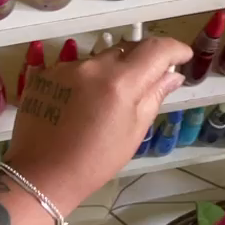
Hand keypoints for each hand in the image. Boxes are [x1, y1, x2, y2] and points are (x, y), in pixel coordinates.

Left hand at [5, 37, 190, 208]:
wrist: (42, 175)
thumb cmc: (94, 161)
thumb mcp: (133, 132)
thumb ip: (153, 96)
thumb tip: (172, 74)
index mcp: (120, 82)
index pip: (156, 49)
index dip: (174, 48)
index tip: (182, 55)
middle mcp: (92, 66)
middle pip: (125, 50)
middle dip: (139, 62)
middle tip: (143, 83)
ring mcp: (63, 68)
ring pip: (97, 60)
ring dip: (108, 72)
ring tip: (103, 103)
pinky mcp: (43, 75)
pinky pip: (72, 69)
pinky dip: (82, 80)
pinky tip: (78, 106)